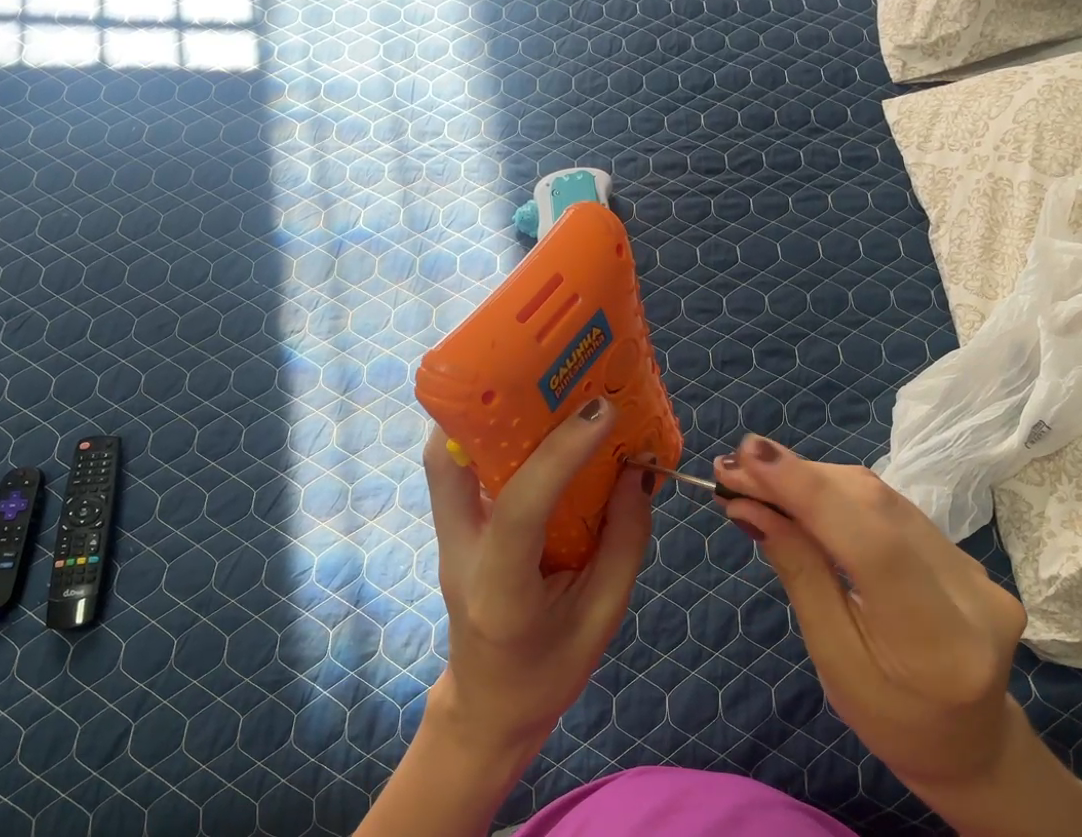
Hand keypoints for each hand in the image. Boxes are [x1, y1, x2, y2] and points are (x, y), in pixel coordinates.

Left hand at [421, 397, 654, 752]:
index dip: (561, 454)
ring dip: (483, 415)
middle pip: (447, 463)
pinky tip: (531, 424)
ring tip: (537, 386)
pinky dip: (489, 437)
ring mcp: (448, 539)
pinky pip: (460, 470)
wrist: (489, 706)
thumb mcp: (602, 616)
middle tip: (545, 375)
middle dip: (488, 410)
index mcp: (501, 591)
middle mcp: (460, 553)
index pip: (521, 508)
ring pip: (444, 459)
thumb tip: (637, 468)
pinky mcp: (453, 529)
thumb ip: (623, 540)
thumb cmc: (548, 672)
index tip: (601, 413)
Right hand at [718, 434, 1026, 787]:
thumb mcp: (833, 659)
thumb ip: (801, 576)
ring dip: (815, 480)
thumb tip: (750, 507)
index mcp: (938, 643)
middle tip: (731, 468)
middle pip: (876, 508)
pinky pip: (896, 509)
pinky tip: (803, 495)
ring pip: (885, 499)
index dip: (808, 491)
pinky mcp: (969, 556)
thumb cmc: (888, 717)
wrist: (969, 743)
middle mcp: (970, 594)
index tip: (749, 455)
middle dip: (799, 478)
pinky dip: (841, 496)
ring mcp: (977, 570)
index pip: (871, 544)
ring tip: (755, 476)